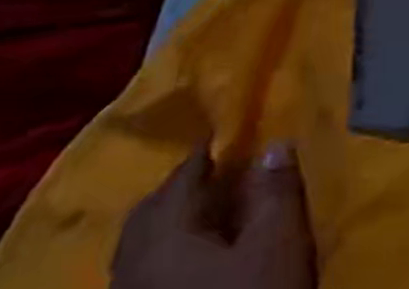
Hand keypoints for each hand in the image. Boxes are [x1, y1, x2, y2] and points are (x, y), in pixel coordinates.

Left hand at [113, 144, 315, 288]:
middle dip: (180, 188)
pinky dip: (169, 252)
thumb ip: (274, 191)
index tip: (227, 132)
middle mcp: (132, 268)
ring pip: (142, 248)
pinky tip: (194, 257)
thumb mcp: (277, 242)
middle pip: (148, 216)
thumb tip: (273, 144)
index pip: (179, 181)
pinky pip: (145, 274)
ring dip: (172, 222)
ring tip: (210, 209)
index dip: (204, 153)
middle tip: (217, 168)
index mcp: (162, 238)